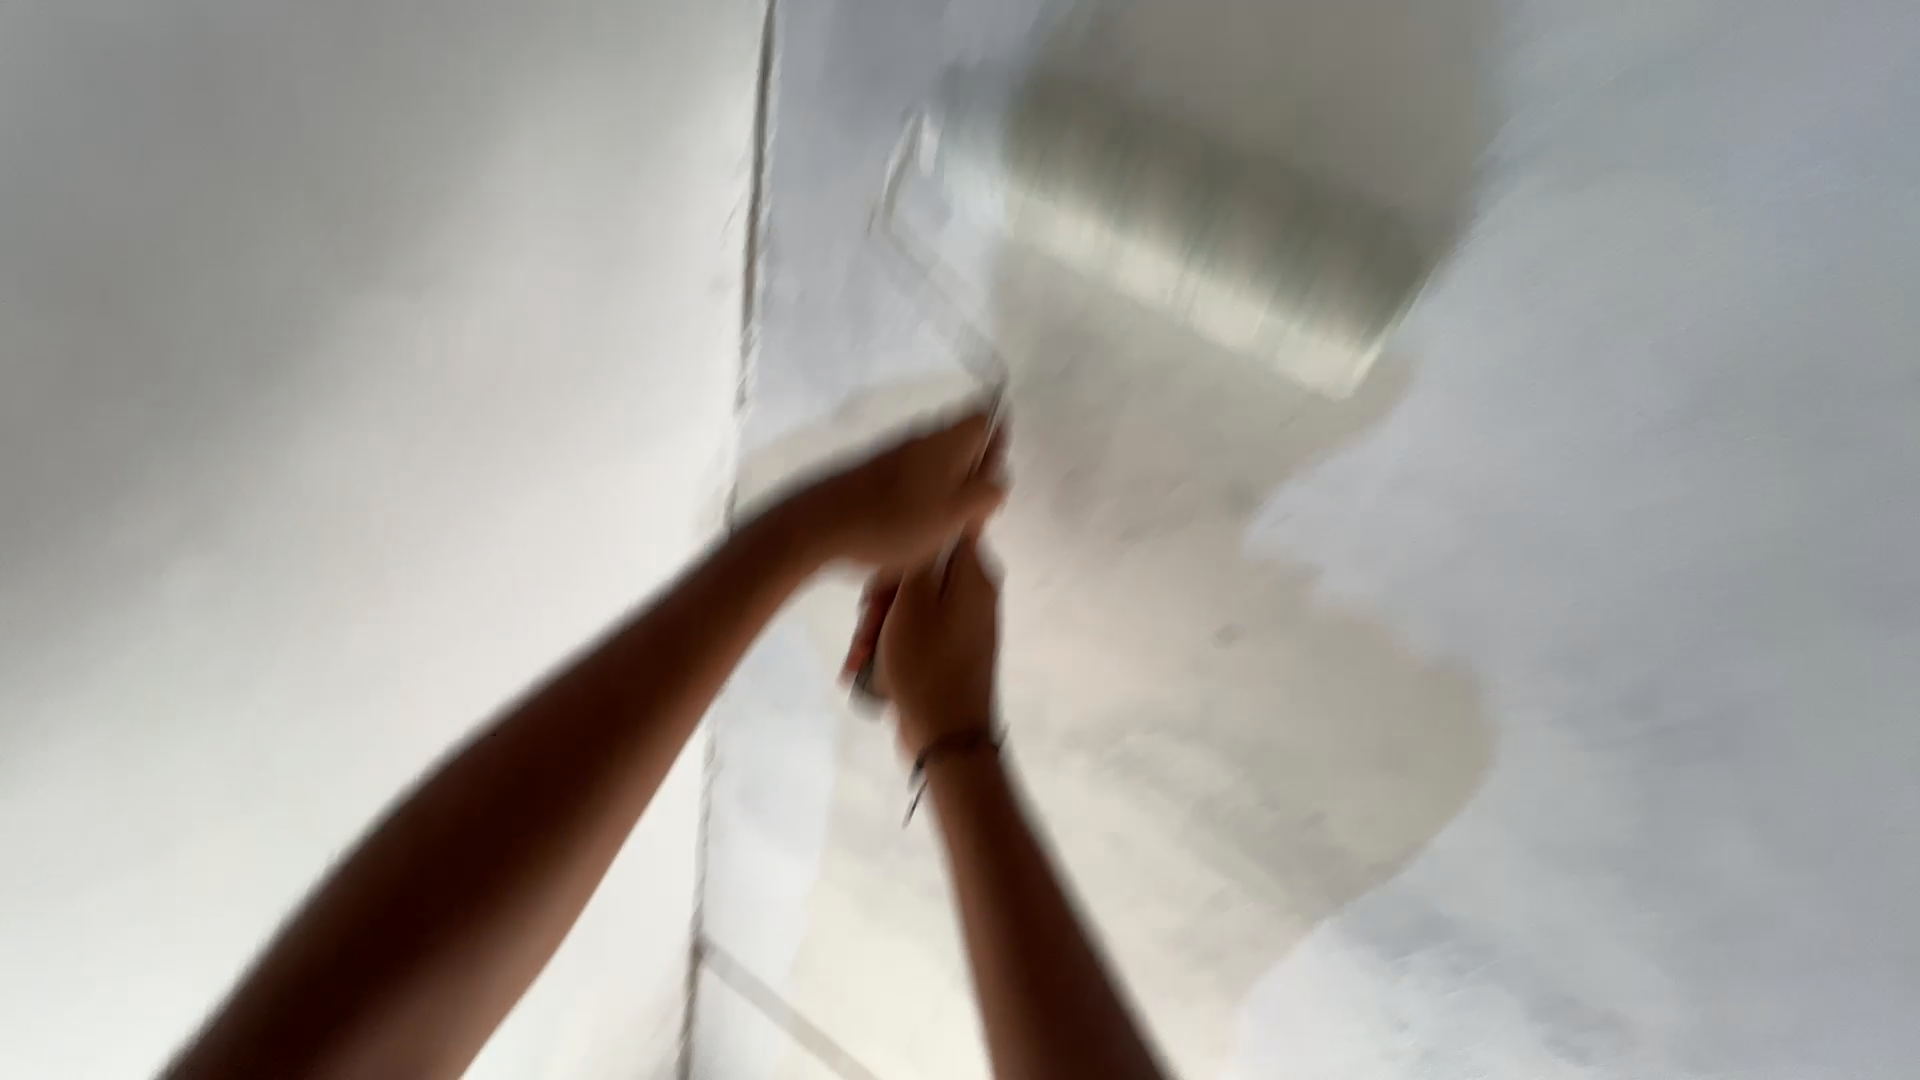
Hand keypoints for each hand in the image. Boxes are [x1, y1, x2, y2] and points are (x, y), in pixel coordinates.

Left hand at [785, 406, 1006, 571]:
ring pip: (938, 467)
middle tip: (966, 519)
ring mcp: (894, 454)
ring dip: (947, 496)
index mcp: (947, 440)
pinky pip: (913, 482)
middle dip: (974, 479)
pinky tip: (909, 532)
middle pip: (964, 445)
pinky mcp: (873, 474)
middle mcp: (922, 437)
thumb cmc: (893, 522)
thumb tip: (995, 479)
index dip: (997, 447)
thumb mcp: (954, 515)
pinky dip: (921, 503)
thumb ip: (986, 493)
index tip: (988, 484)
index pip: (987, 417)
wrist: (816, 527)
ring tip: (937, 532)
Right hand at [878, 533, 1000, 756]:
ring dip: (878, 627)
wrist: (947, 736)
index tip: (884, 570)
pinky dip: (888, 646)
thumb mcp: (913, 600)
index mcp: (974, 573)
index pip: (940, 530)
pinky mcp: (947, 648)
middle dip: (882, 598)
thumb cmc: (927, 662)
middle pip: (917, 571)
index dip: (905, 545)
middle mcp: (973, 592)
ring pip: (908, 605)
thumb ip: (921, 555)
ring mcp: (961, 622)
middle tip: (868, 621)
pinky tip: (860, 670)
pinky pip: (914, 632)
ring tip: (858, 657)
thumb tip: (945, 515)